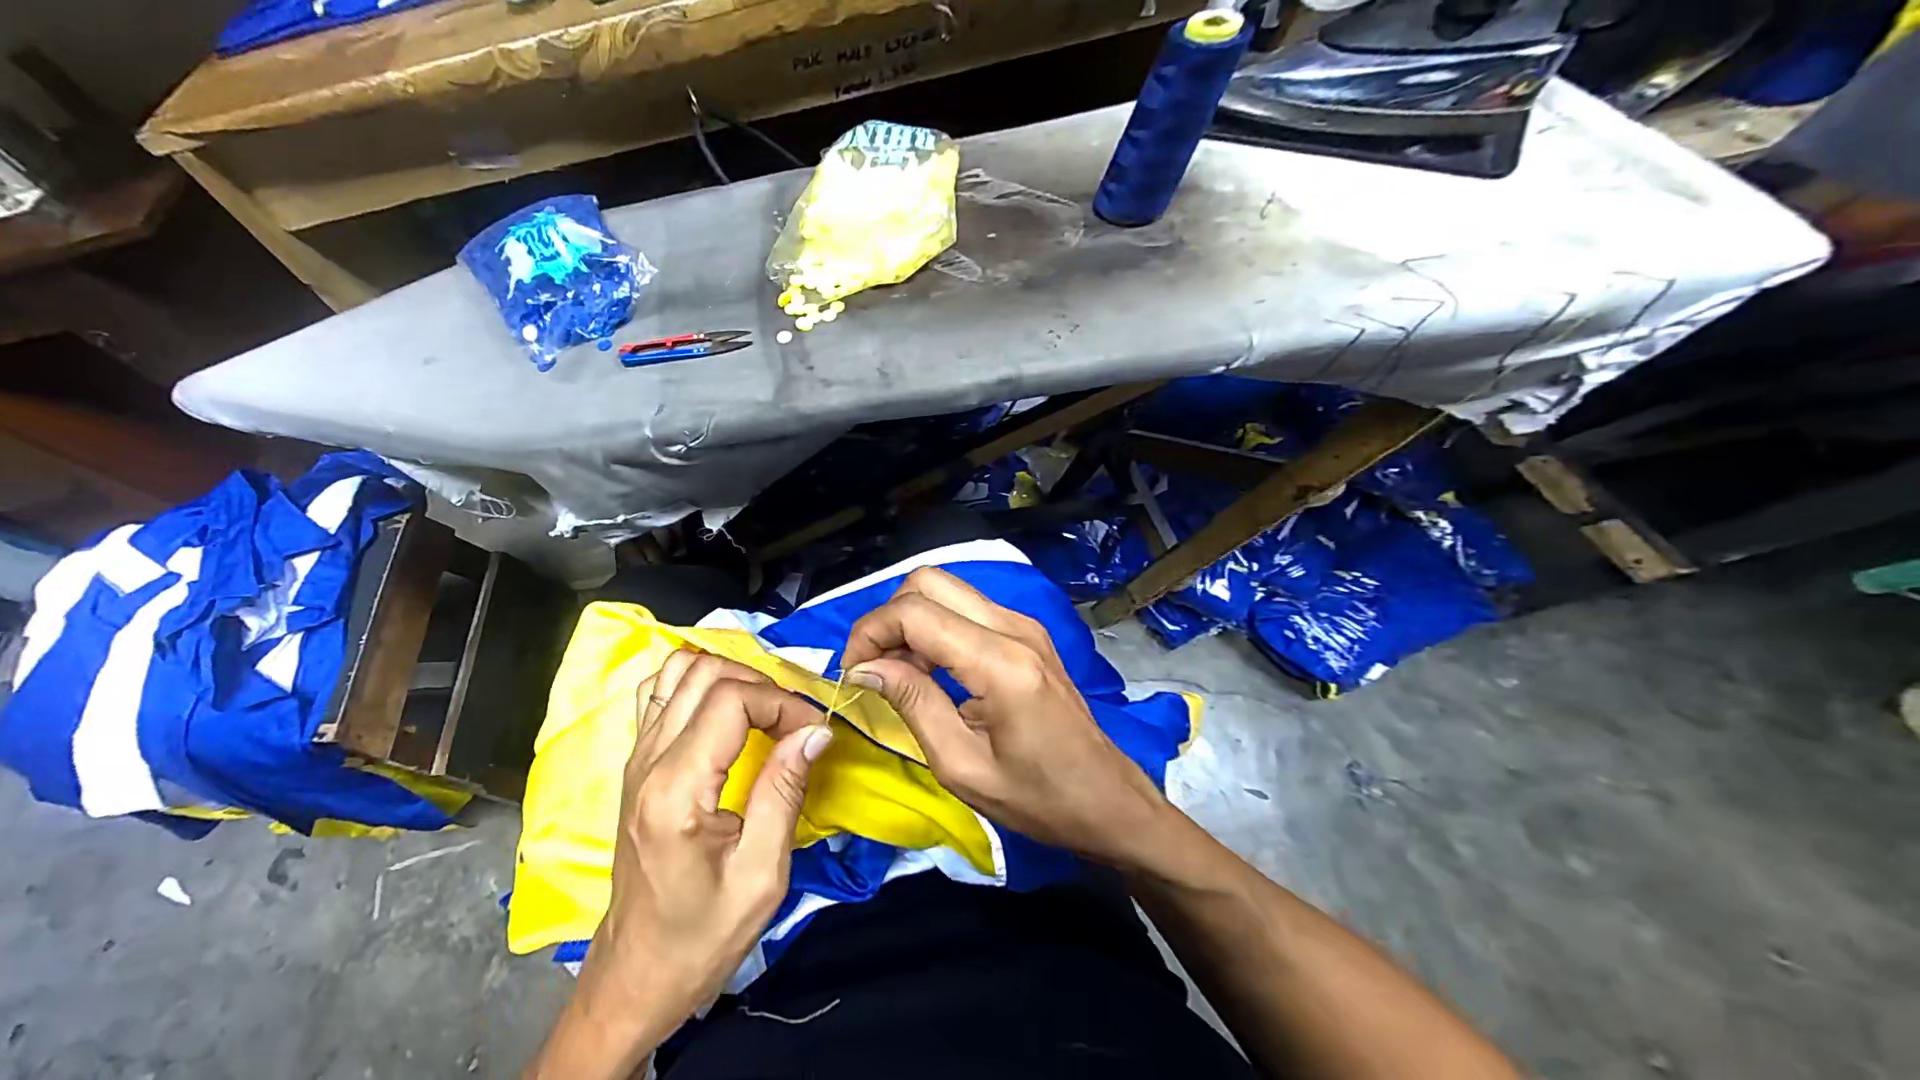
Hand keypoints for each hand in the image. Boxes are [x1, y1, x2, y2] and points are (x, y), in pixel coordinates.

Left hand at [582, 651, 833, 1036]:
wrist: (637, 975)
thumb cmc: (703, 936)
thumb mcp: (762, 873)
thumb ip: (785, 791)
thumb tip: (816, 730)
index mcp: (676, 790)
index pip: (731, 700)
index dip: (782, 702)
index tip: (813, 730)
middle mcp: (647, 763)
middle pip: (703, 673)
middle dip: (760, 683)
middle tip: (792, 720)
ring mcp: (635, 761)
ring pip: (676, 671)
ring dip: (728, 676)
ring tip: (764, 708)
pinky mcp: (635, 766)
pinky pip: (660, 694)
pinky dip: (698, 684)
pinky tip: (725, 710)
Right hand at [841, 567, 1175, 869]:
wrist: (1108, 801)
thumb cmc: (1038, 799)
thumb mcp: (963, 768)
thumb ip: (914, 706)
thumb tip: (866, 667)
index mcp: (1001, 663)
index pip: (915, 612)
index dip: (870, 634)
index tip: (853, 674)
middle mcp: (1015, 628)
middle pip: (928, 582)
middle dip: (887, 618)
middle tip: (874, 668)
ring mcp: (1026, 626)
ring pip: (947, 589)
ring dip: (911, 621)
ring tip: (899, 674)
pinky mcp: (1029, 634)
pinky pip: (968, 609)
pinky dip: (936, 627)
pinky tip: (931, 671)